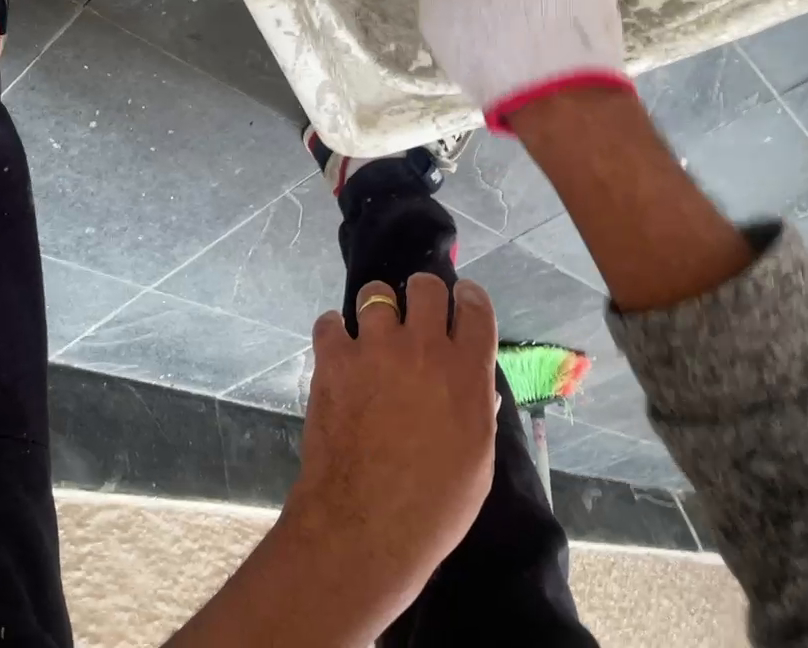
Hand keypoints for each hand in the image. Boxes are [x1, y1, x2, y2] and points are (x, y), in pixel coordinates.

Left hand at [284, 275, 500, 635]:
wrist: (369, 520)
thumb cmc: (437, 502)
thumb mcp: (477, 455)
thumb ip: (475, 407)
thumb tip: (474, 386)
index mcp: (467, 370)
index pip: (476, 307)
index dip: (469, 299)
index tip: (461, 302)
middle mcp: (423, 347)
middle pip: (425, 286)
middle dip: (421, 295)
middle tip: (413, 316)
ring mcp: (375, 348)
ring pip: (374, 293)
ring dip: (376, 309)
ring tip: (371, 331)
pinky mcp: (334, 358)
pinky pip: (329, 322)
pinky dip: (333, 331)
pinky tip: (337, 350)